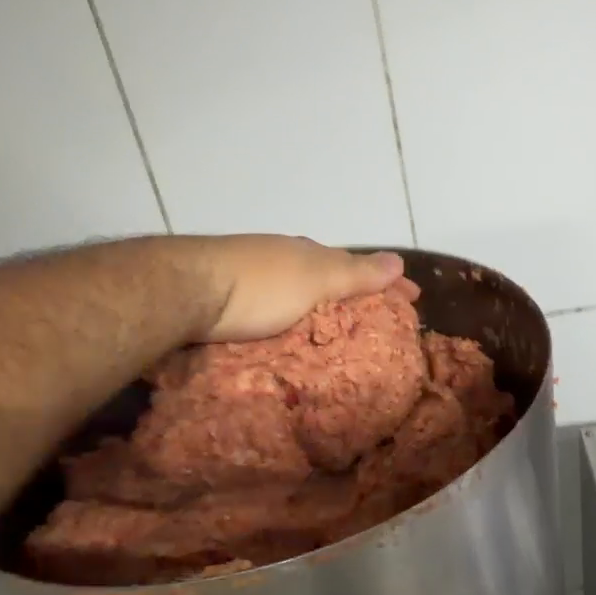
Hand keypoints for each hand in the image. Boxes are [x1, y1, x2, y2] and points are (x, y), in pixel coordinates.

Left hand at [189, 235, 416, 342]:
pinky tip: (291, 340)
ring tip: (338, 338)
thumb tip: (398, 260)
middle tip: (378, 325)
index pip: (359, 267)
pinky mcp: (227, 303)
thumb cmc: (258, 286)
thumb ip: (354, 273)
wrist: (183, 290)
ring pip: (299, 294)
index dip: (387, 284)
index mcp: (307, 254)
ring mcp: (253, 280)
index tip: (412, 303)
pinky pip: (273, 312)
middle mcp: (283, 261)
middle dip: (355, 296)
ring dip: (322, 309)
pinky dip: (292, 322)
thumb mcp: (315, 279)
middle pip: (329, 278)